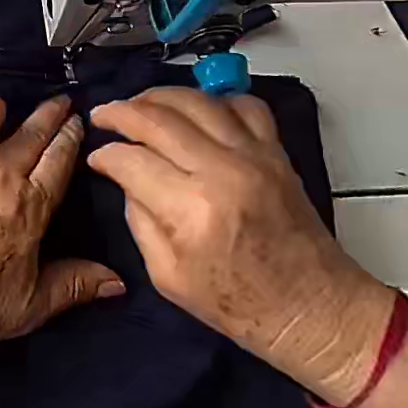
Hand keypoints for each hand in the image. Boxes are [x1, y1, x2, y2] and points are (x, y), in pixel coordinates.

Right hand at [85, 87, 396, 404]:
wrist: (313, 310)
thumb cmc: (234, 302)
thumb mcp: (164, 273)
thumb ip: (139, 219)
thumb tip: (126, 179)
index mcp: (190, 209)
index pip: (129, 159)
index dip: (103, 155)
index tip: (94, 160)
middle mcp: (223, 172)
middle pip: (157, 118)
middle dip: (119, 112)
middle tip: (101, 116)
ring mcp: (255, 157)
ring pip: (196, 101)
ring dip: (157, 97)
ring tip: (138, 106)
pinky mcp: (277, 153)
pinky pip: (243, 104)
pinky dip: (212, 100)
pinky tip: (194, 113)